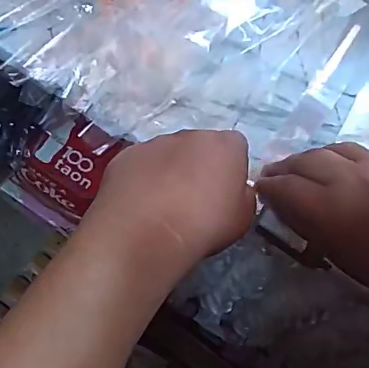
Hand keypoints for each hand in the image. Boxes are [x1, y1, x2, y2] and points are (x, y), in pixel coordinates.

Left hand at [84, 129, 255, 273]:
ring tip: (162, 207)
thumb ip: (243, 195)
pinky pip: (139, 166)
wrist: (146, 232)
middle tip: (193, 202)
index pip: (235, 147)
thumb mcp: (243, 217)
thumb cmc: (204, 225)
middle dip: (198, 167)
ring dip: (168, 173)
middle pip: (199, 147)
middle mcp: (190, 135)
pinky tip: (139, 206)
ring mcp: (154, 143)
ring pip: (167, 154)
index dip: (231, 170)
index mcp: (225, 145)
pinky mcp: (125, 156)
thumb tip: (236, 190)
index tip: (224, 194)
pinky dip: (141, 180)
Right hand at [257, 143, 368, 307]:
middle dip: (286, 166)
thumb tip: (285, 202)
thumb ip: (308, 222)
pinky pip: (364, 152)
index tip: (260, 187)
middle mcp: (353, 176)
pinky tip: (345, 169)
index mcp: (332, 207)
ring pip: (335, 148)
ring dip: (315, 157)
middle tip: (276, 173)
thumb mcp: (337, 253)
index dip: (269, 186)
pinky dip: (346, 159)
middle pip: (307, 159)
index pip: (286, 186)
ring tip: (307, 166)